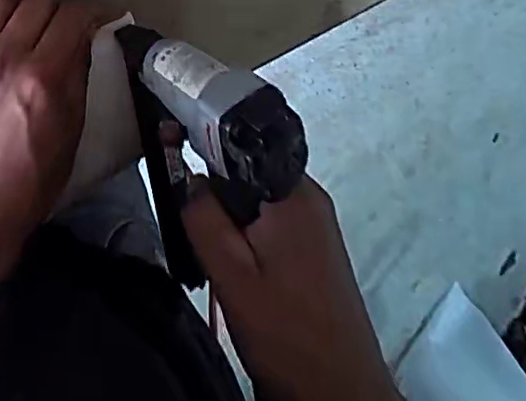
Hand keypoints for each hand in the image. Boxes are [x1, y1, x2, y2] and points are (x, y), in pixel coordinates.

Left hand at [0, 0, 100, 240]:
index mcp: (43, 75)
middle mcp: (6, 58)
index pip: (72, 15)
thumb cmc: (37, 171)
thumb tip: (86, 34)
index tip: (92, 24)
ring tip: (22, 27)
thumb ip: (79, 72)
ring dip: (16, 6)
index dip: (89, 14)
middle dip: (57, 10)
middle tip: (60, 31)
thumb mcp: (74, 123)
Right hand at [183, 176, 402, 400]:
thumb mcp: (231, 274)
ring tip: (226, 266)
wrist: (340, 391)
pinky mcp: (320, 247)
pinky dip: (255, 240)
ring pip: (261, 202)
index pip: (242, 148)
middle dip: (222, 201)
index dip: (208, 158)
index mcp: (293, 191)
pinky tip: (248, 277)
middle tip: (206, 241)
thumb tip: (189, 177)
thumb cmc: (286, 331)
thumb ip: (204, 218)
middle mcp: (311, 196)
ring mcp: (318, 222)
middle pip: (250, 175)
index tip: (184, 183)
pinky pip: (276, 223)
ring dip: (237, 224)